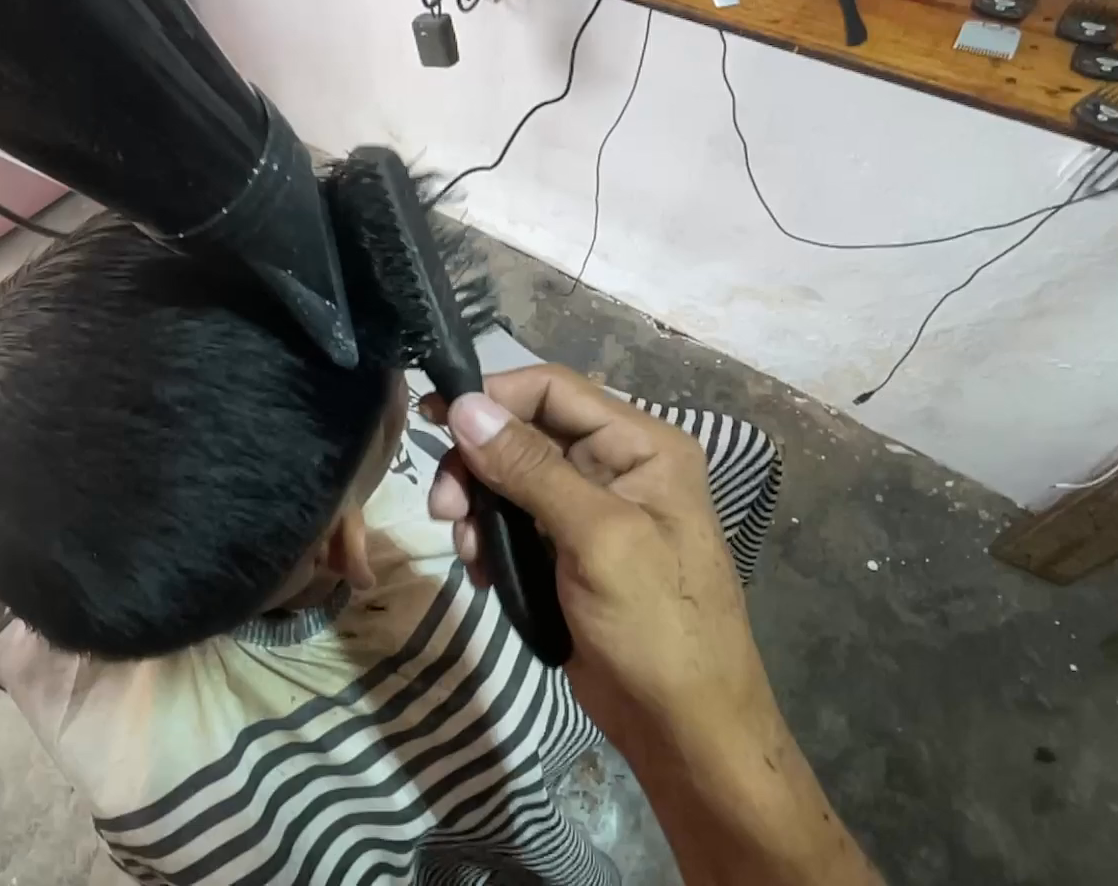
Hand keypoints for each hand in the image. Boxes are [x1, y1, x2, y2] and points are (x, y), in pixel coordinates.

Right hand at [425, 366, 881, 884]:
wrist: (682, 727)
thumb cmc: (655, 626)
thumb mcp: (595, 538)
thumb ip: (530, 468)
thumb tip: (465, 406)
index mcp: (641, 445)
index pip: (552, 389)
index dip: (492, 396)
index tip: (436, 420)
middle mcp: (615, 464)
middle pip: (523, 432)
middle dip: (476, 464)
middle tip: (443, 509)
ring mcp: (590, 507)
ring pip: (509, 476)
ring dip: (476, 506)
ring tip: (465, 551)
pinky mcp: (567, 545)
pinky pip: (512, 517)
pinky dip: (487, 536)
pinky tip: (482, 572)